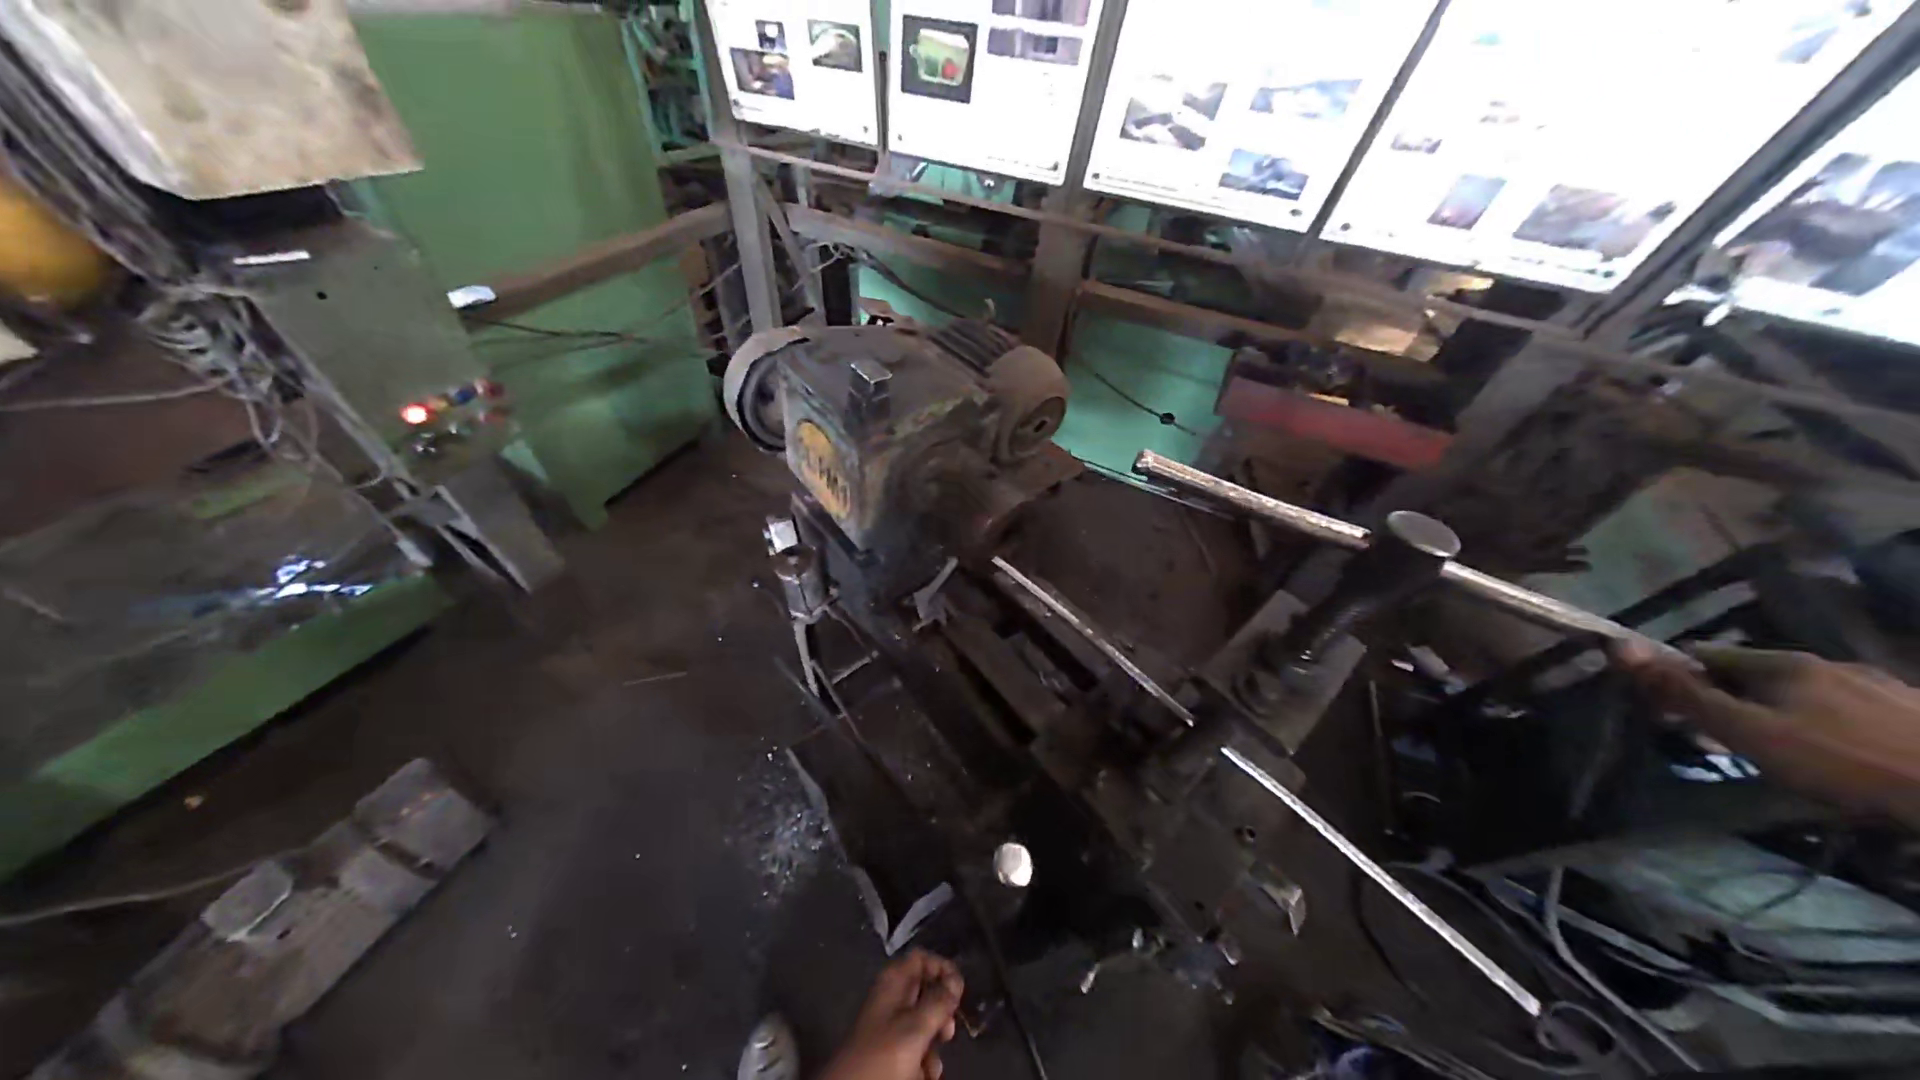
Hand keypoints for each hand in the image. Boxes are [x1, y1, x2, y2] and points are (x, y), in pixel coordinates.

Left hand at [820, 950, 964, 1079]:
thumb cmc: (883, 1056)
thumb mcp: (915, 1028)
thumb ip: (939, 1001)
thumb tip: (956, 981)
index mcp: (894, 982)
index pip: (922, 958)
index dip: (943, 969)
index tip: (958, 992)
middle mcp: (893, 998)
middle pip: (927, 992)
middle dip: (942, 1014)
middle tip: (947, 1032)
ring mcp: (891, 1025)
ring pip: (924, 1024)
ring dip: (934, 1045)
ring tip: (931, 1066)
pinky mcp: (891, 1051)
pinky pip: (916, 1047)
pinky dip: (923, 1061)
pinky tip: (924, 1075)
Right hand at [1614, 641, 1919, 826]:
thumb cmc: (1845, 761)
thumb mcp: (1748, 731)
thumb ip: (1683, 691)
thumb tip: (1617, 644)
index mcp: (1783, 663)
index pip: (1705, 654)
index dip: (1680, 677)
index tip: (1671, 711)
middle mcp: (1828, 663)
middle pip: (1756, 673)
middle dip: (1731, 698)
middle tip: (1726, 740)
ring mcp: (1881, 687)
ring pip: (1806, 693)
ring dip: (1783, 713)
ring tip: (1786, 753)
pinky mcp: (1915, 715)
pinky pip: (1851, 712)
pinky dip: (1832, 728)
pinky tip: (1844, 757)